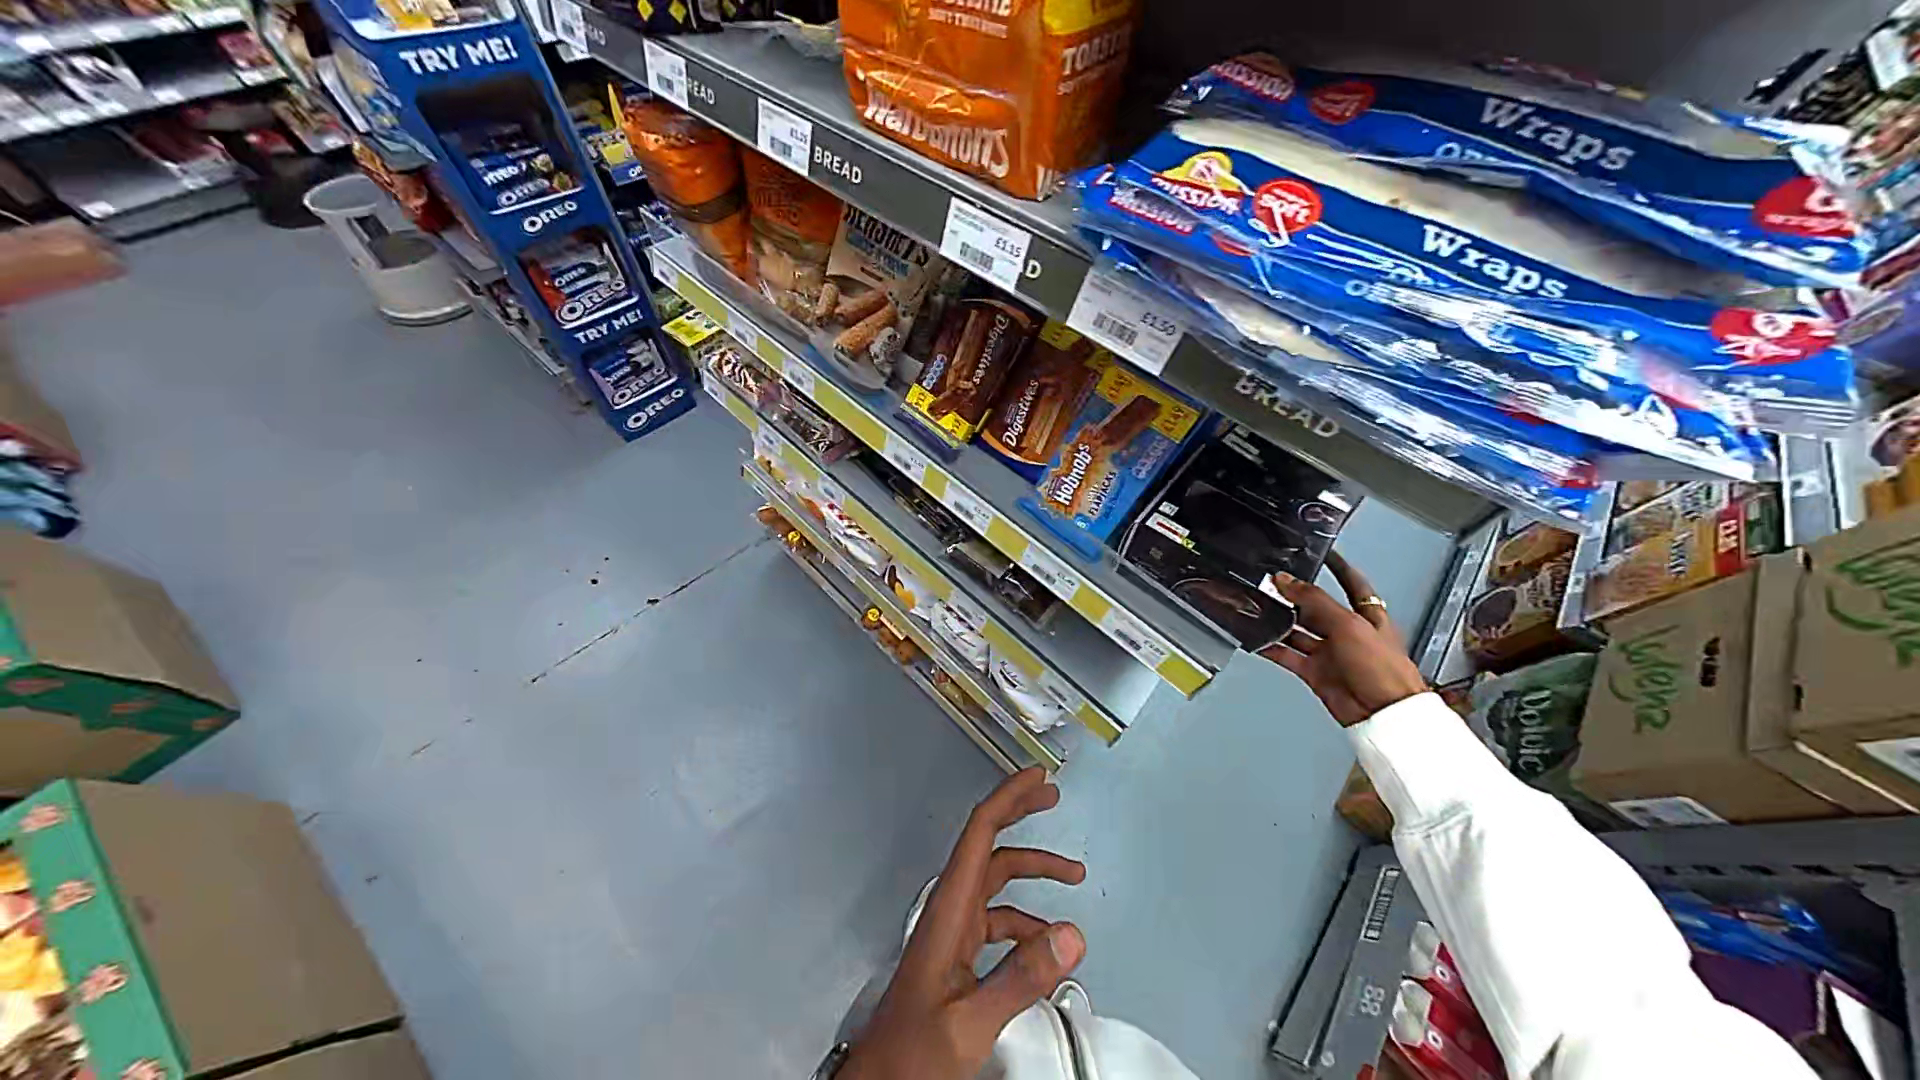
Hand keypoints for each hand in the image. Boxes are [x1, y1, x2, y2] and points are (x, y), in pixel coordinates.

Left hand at [841, 768, 1085, 1079]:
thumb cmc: (911, 1052)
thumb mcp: (971, 1019)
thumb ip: (1022, 976)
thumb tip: (1070, 934)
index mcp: (950, 910)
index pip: (979, 833)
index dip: (1008, 798)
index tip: (1036, 780)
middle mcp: (951, 909)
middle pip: (988, 844)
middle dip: (1020, 814)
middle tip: (1051, 796)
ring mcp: (954, 929)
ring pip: (996, 881)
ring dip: (1033, 871)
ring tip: (1071, 875)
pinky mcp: (958, 952)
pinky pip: (997, 919)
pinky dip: (1026, 920)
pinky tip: (1046, 942)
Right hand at [1259, 552, 1428, 726]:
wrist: (1383, 713)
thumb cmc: (1383, 669)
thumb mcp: (1349, 625)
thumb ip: (1314, 601)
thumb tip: (1287, 581)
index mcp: (1366, 614)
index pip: (1351, 583)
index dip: (1338, 567)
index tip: (1322, 553)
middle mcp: (1347, 631)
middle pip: (1316, 607)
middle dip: (1294, 596)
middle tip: (1270, 583)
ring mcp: (1330, 652)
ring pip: (1298, 630)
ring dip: (1278, 621)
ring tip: (1257, 607)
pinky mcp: (1315, 671)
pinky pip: (1287, 655)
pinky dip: (1271, 647)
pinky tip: (1256, 639)